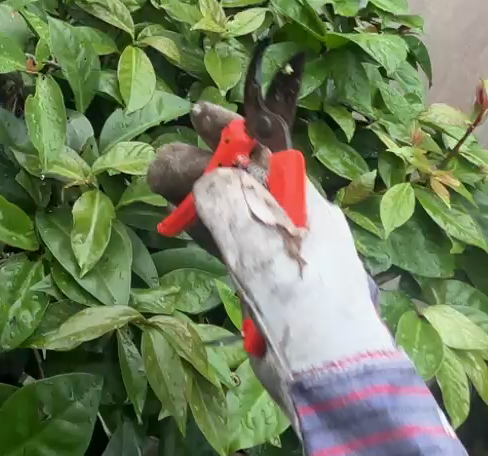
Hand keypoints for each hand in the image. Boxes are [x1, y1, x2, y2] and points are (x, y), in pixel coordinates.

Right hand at [150, 104, 393, 379]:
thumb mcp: (259, 240)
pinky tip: (177, 218)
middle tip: (161, 161)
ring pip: (228, 207)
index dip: (229, 128)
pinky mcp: (262, 277)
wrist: (331, 376)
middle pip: (240, 176)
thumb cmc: (300, 297)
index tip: (197, 113)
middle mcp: (291, 217)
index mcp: (302, 199)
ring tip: (157, 182)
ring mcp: (275, 248)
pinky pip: (226, 238)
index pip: (263, 148)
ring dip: (193, 192)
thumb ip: (224, 201)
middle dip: (200, 162)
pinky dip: (201, 224)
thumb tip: (201, 178)